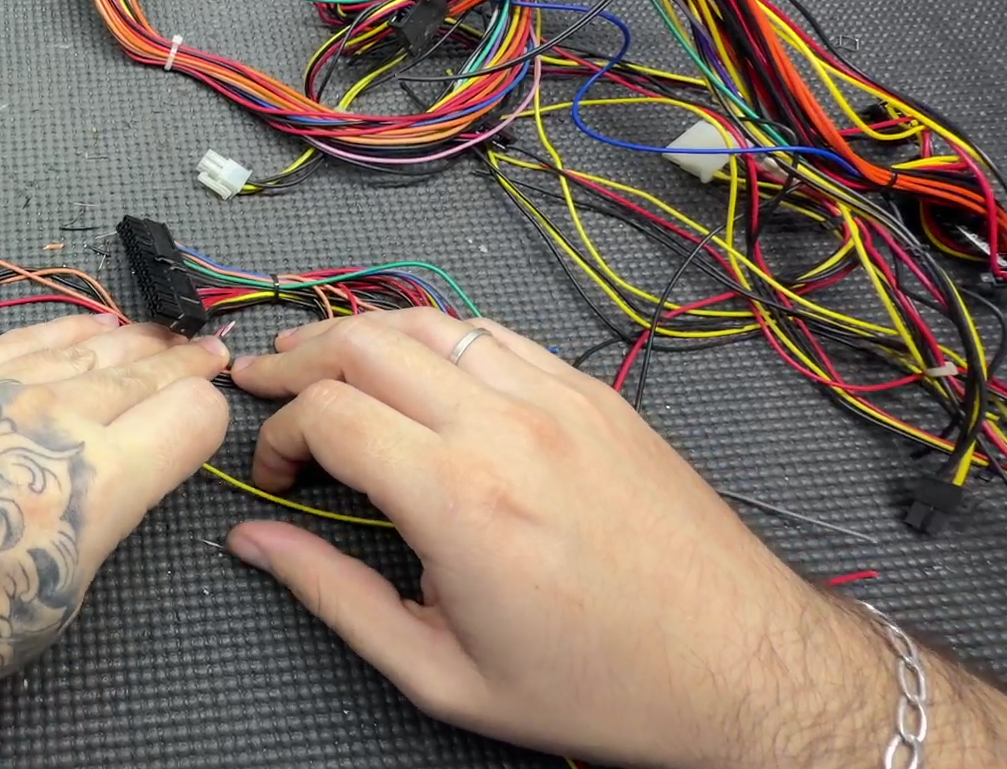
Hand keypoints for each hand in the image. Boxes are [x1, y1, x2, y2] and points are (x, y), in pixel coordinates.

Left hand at [0, 313, 229, 756]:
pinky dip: (69, 328)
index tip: (208, 409)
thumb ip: (106, 508)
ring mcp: (1, 388)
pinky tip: (94, 323)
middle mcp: (55, 420)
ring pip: (92, 345)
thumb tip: (129, 461)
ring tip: (162, 333)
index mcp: (96, 484)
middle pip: (144, 371)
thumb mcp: (60, 591)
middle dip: (184, 362)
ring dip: (136, 339)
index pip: (188, 416)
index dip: (207, 412)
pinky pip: (29, 336)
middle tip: (208, 350)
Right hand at [225, 309, 941, 767]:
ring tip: (310, 351)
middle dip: (292, 359)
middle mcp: (500, 426)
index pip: (327, 414)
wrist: (755, 675)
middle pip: (358, 345)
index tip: (277, 473)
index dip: (279, 434)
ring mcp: (549, 395)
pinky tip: (401, 358)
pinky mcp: (584, 388)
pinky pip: (480, 331)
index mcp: (459, 498)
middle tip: (260, 379)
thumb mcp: (439, 671)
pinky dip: (421, 334)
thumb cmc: (591, 685)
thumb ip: (329, 592)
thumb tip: (250, 539)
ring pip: (416, 321)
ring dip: (349, 332)